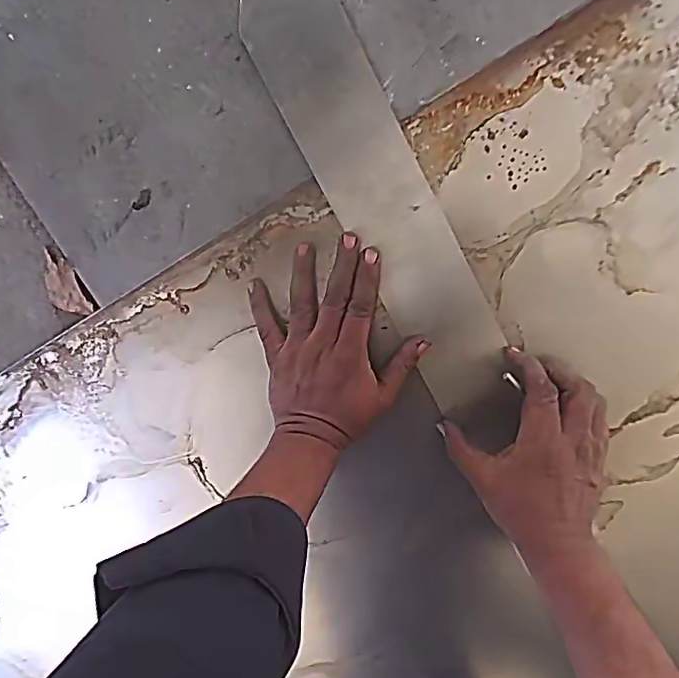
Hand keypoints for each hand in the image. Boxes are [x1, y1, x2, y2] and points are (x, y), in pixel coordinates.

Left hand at [249, 233, 429, 453]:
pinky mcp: (278, 356)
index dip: (367, 279)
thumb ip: (402, 366)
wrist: (309, 439)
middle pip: (334, 298)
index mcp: (350, 353)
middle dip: (342, 266)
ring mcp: (297, 348)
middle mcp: (323, 344)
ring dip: (304, 274)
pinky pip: (267, 327)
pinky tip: (256, 285)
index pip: (361, 308)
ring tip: (304, 248)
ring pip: (301, 304)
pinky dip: (260, 306)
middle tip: (346, 238)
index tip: (371, 255)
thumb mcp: (383, 398)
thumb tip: (422, 341)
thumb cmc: (347, 421)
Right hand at [443, 349, 607, 564]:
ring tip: (558, 383)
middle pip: (577, 388)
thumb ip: (462, 449)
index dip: (528, 366)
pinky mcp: (598, 462)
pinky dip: (588, 408)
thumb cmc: (523, 513)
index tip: (515, 357)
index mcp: (543, 439)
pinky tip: (574, 412)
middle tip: (538, 366)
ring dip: (576, 386)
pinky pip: (601, 423)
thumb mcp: (484, 479)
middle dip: (557, 370)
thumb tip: (447, 428)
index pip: (541, 389)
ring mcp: (590, 450)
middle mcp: (572, 440)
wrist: (557, 543)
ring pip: (595, 403)